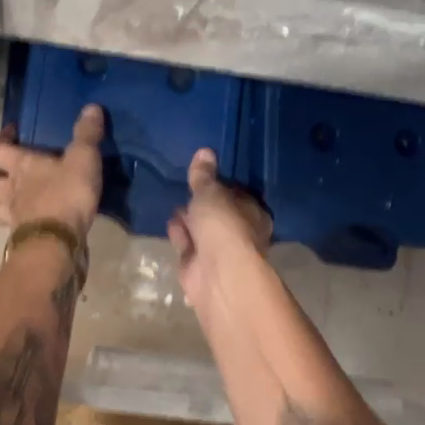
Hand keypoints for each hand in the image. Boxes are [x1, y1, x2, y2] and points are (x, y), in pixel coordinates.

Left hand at [0, 105, 104, 236]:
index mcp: (20, 165)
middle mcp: (8, 188)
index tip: (10, 134)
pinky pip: (8, 226)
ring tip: (6, 198)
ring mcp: (10, 214)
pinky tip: (22, 221)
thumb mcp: (83, 160)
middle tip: (2, 171)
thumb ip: (86, 135)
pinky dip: (11, 222)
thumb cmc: (66, 195)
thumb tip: (91, 107)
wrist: (55, 242)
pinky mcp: (17, 236)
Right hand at [167, 148, 272, 304]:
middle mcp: (239, 233)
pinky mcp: (200, 267)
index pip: (236, 195)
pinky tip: (172, 227)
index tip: (203, 177)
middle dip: (201, 205)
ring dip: (188, 220)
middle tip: (186, 191)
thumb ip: (204, 175)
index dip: (219, 187)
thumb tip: (205, 151)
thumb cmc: (223, 225)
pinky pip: (188, 246)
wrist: (218, 273)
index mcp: (252, 213)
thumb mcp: (210, 193)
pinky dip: (180, 237)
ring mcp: (219, 252)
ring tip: (176, 207)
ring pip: (201, 231)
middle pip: (217, 214)